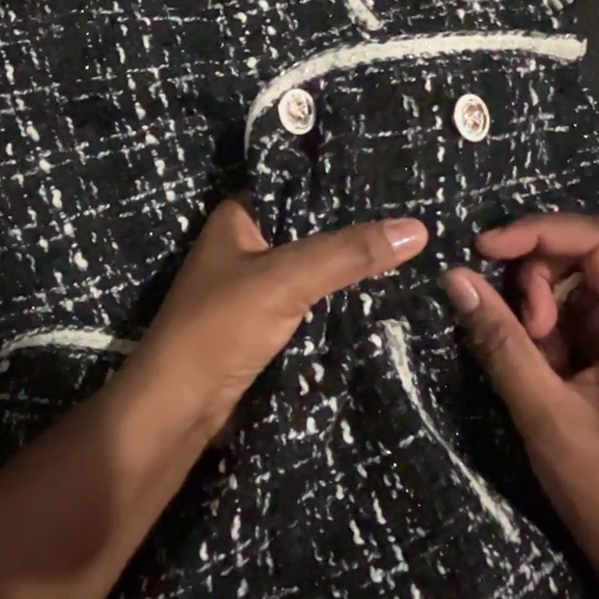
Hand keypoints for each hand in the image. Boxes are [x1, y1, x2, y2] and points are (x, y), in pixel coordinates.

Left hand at [128, 198, 426, 441]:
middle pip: (313, 231)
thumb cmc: (219, 328)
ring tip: (418, 256)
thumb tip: (417, 228)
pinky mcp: (268, 326)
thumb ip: (347, 253)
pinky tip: (386, 298)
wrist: (178, 411)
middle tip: (421, 224)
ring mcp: (257, 288)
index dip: (346, 189)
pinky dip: (341, 304)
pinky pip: (314, 305)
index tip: (401, 187)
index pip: (301, 188)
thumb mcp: (285, 280)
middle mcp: (248, 245)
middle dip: (357, 234)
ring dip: (352, 272)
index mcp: (240, 217)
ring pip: (316, 271)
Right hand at [440, 214, 598, 598]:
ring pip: (574, 279)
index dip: (538, 231)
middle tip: (516, 326)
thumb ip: (500, 342)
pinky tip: (539, 363)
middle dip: (535, 275)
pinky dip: (543, 325)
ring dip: (536, 302)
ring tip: (530, 356)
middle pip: (586, 254)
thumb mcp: (544, 416)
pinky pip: (573, 310)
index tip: (484, 248)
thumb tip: (454, 276)